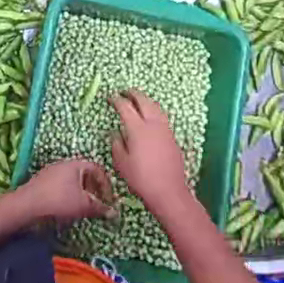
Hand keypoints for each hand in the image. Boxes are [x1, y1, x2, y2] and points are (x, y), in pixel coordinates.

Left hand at [19, 158, 116, 223]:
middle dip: (94, 190)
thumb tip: (114, 213)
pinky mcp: (42, 183)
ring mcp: (51, 172)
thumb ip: (100, 208)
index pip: (97, 169)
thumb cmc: (60, 200)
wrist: (28, 204)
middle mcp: (63, 164)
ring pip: (72, 181)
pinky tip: (68, 209)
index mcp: (76, 164)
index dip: (106, 184)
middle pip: (85, 174)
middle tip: (99, 204)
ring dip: (82, 194)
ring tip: (85, 208)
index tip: (109, 199)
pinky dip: (69, 196)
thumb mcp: (84, 205)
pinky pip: (62, 187)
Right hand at [109, 90, 194, 217]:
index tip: (110, 97)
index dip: (116, 100)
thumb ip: (117, 143)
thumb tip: (116, 133)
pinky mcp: (172, 138)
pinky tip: (150, 117)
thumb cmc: (141, 178)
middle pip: (143, 101)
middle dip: (133, 94)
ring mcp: (165, 130)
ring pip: (156, 107)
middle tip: (125, 92)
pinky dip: (154, 110)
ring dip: (146, 100)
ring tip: (138, 100)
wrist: (168, 191)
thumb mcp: (121, 162)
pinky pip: (162, 117)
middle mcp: (153, 124)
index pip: (125, 107)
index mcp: (137, 128)